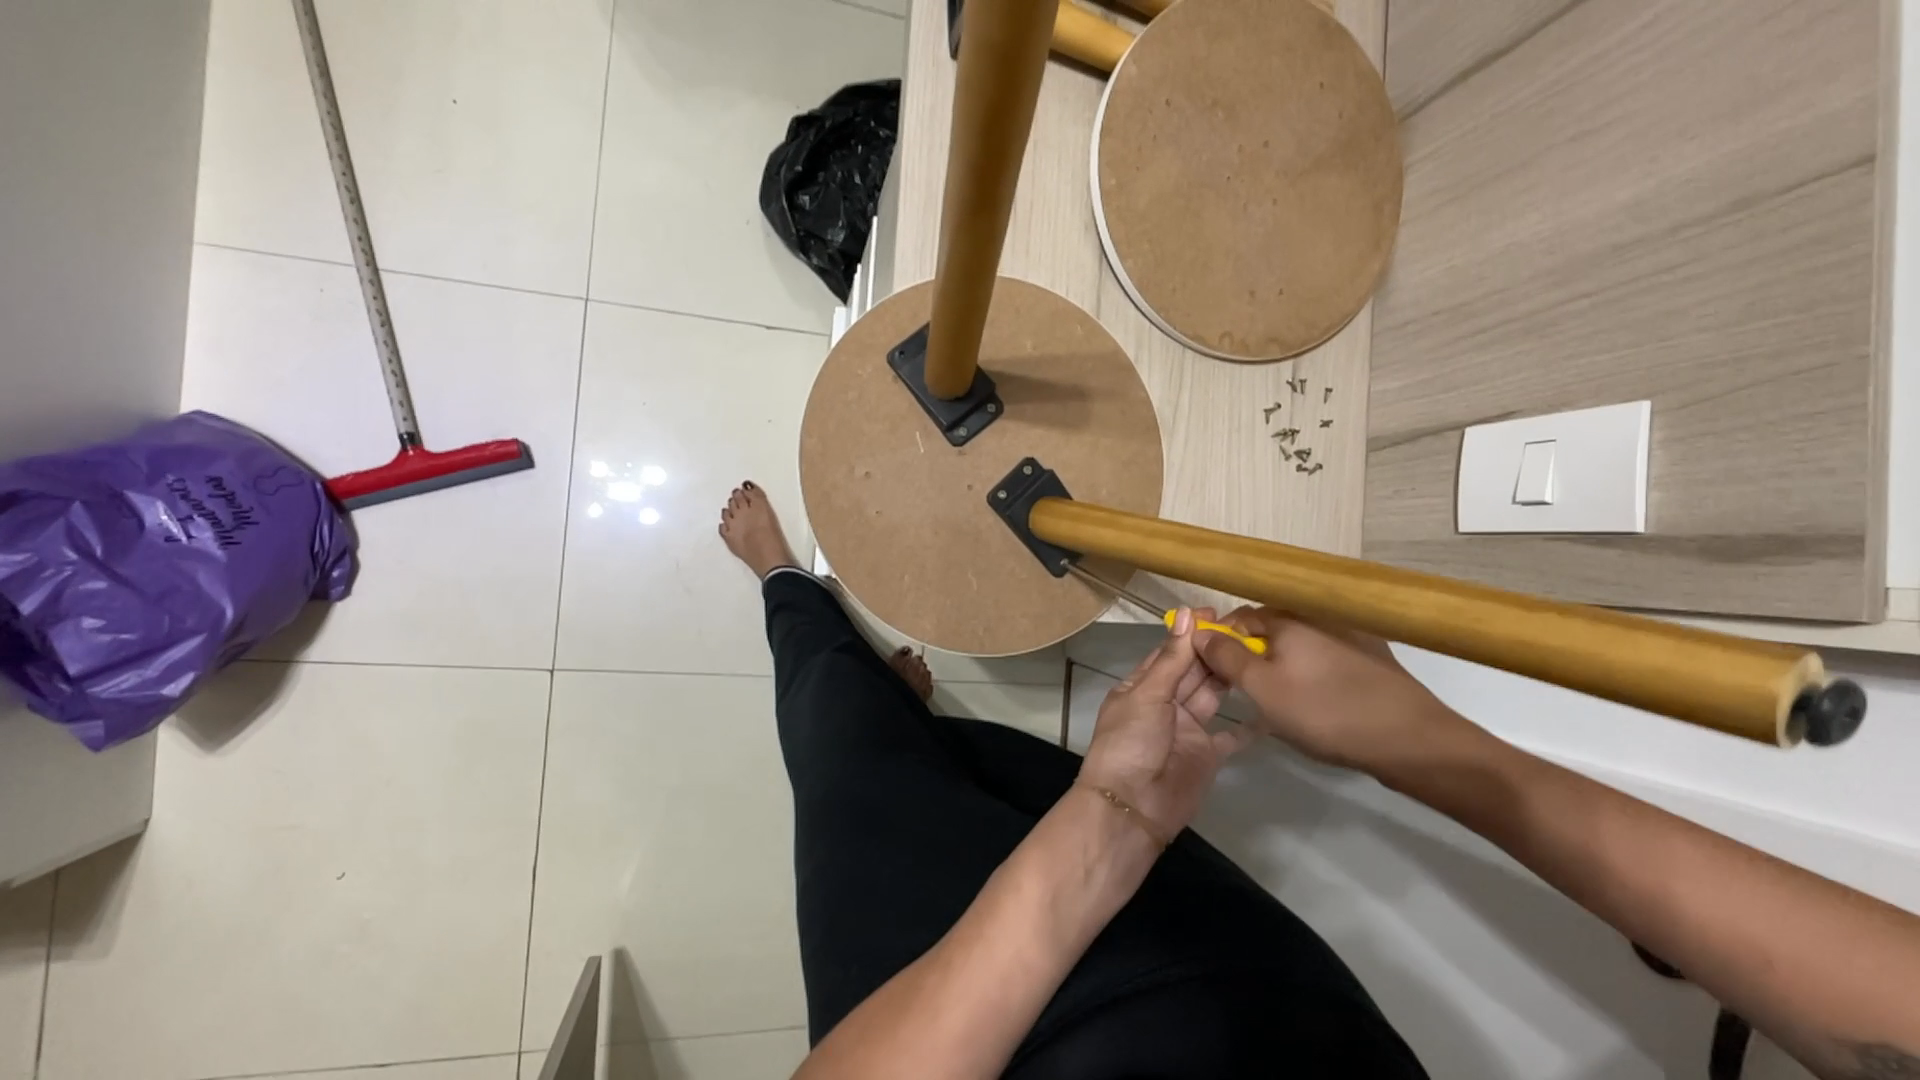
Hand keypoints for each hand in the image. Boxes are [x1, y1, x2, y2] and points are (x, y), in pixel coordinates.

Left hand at [1077, 608, 1250, 842]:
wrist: (1133, 806)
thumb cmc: (1131, 742)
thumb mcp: (1148, 695)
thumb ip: (1171, 658)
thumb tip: (1186, 614)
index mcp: (1141, 687)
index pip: (1168, 653)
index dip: (1190, 634)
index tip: (1216, 614)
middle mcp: (1164, 704)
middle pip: (1192, 672)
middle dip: (1214, 652)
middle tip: (1246, 629)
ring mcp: (1187, 730)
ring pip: (1212, 696)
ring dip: (1230, 678)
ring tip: (1258, 654)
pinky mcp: (1207, 756)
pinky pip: (1231, 737)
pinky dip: (1248, 726)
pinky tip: (1269, 708)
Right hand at [1193, 606, 1472, 772]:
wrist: (1412, 740)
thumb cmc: (1326, 712)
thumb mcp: (1263, 689)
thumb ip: (1227, 657)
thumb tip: (1200, 632)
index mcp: (1290, 617)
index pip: (1238, 618)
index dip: (1220, 643)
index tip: (1215, 674)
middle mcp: (1319, 615)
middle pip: (1269, 629)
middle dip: (1251, 655)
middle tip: (1247, 694)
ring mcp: (1351, 633)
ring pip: (1299, 645)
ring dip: (1282, 665)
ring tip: (1282, 702)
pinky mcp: (1373, 657)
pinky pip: (1326, 657)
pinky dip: (1312, 673)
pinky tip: (1318, 701)